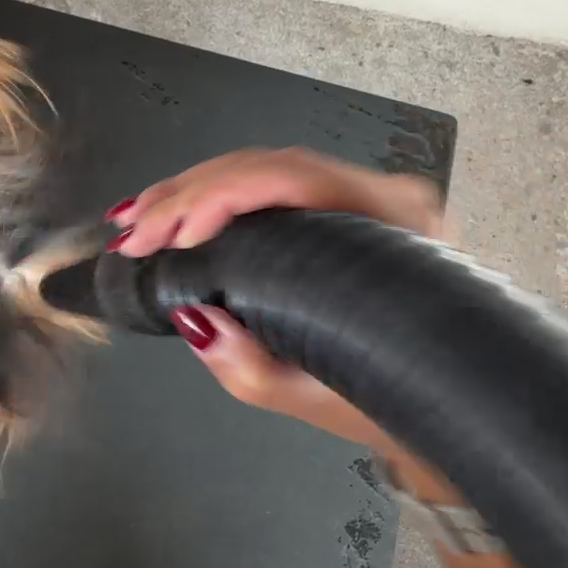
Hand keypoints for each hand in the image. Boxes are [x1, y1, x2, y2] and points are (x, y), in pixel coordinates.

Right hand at [106, 148, 442, 448]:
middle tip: (133, 235)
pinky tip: (164, 209)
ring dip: (184, 190)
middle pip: (265, 167)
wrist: (433, 396)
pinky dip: (204, 192)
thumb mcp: (316, 399)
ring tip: (134, 221)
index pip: (294, 181)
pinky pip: (261, 181)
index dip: (222, 198)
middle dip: (183, 197)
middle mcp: (381, 201)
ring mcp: (357, 198)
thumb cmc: (383, 396)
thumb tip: (196, 322)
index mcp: (392, 231)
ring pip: (257, 167)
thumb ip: (254, 369)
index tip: (177, 238)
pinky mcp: (332, 206)